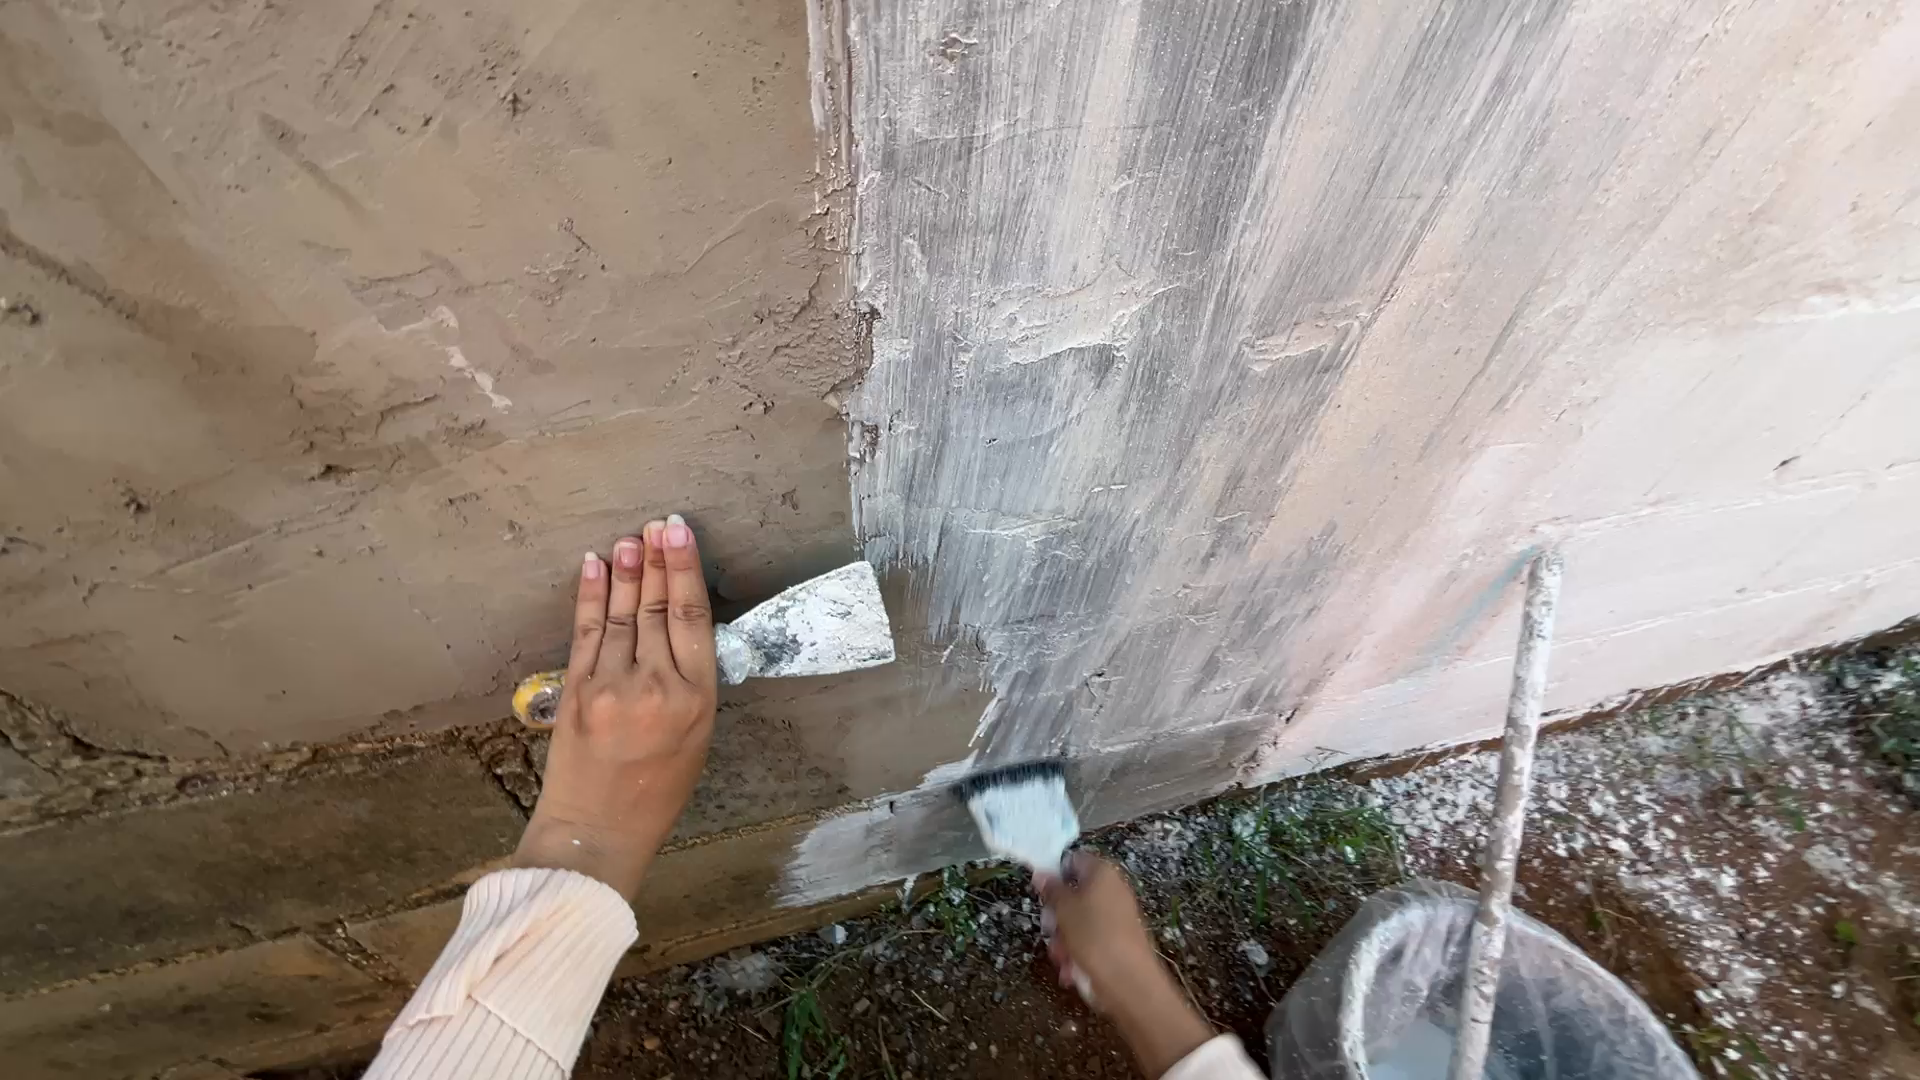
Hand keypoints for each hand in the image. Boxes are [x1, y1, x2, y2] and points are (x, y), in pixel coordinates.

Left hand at [511, 516, 717, 900]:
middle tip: (659, 523)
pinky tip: (596, 566)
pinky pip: (586, 633)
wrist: (599, 832)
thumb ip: (691, 681)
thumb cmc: (660, 788)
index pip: (691, 619)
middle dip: (657, 561)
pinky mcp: (575, 691)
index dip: (685, 571)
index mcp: (695, 697)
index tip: (681, 535)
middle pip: (657, 609)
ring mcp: (611, 686)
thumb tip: (679, 628)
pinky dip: (591, 597)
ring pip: (623, 615)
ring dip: (626, 571)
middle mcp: (655, 684)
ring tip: (631, 537)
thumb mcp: (698, 734)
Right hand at [1039, 853, 1214, 1077]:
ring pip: (1080, 921)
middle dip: (1058, 916)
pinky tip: (1071, 971)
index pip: (1072, 861)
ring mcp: (1118, 916)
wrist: (1131, 984)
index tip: (1043, 896)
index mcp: (1102, 872)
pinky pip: (1092, 939)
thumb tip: (1041, 873)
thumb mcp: (1064, 909)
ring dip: (1065, 940)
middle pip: (1074, 894)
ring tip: (1061, 959)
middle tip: (1050, 931)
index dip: (1055, 876)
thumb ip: (1051, 889)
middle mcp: (1112, 889)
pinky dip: (1079, 953)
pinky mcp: (1120, 941)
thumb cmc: (1094, 936)